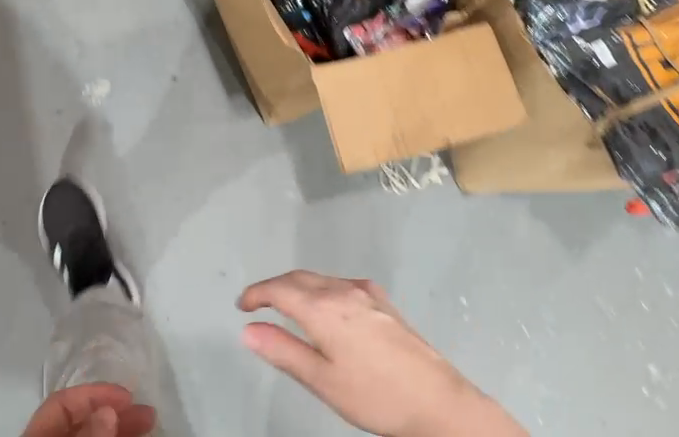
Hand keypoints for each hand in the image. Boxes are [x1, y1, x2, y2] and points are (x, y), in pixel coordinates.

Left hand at [20, 383, 156, 436]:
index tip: (128, 396)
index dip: (94, 394)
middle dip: (115, 414)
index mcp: (35, 432)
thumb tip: (109, 410)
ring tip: (149, 425)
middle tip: (148, 413)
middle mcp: (47, 436)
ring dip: (119, 429)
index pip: (61, 402)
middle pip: (79, 421)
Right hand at [238, 271, 526, 436]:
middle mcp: (344, 290)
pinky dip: (323, 290)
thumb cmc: (373, 394)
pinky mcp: (384, 302)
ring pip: (322, 279)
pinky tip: (328, 309)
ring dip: (299, 287)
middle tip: (258, 305)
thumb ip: (283, 351)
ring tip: (286, 309)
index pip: (279, 289)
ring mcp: (367, 293)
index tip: (241, 305)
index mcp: (324, 308)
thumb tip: (248, 330)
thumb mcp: (322, 380)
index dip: (256, 293)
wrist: (436, 400)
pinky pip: (343, 284)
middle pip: (300, 278)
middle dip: (275, 287)